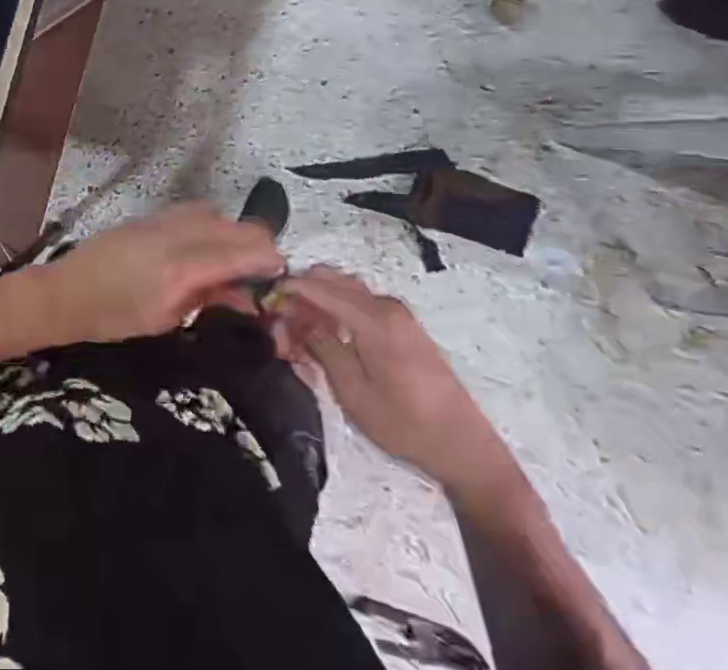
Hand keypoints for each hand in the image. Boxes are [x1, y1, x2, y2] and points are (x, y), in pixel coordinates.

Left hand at [27, 204, 283, 345]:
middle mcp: (174, 237)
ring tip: (231, 260)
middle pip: (236, 227)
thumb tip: (246, 295)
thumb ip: (209, 301)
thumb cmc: (112, 318)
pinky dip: (208, 225)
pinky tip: (202, 248)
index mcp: (181, 269)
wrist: (64, 294)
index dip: (270, 262)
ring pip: (214, 214)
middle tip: (260, 273)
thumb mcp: (166, 319)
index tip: (280, 278)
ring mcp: (158, 222)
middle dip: (258, 246)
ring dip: (233, 233)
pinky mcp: (145, 218)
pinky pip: (190, 212)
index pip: (243, 252)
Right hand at [271, 267, 518, 495]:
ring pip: (344, 289)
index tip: (261, 305)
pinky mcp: (403, 328)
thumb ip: (320, 346)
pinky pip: (359, 303)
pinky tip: (324, 337)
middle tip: (279, 322)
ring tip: (298, 332)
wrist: (465, 449)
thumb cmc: (404, 424)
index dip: (285, 290)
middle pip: (331, 279)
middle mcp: (387, 307)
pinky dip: (335, 310)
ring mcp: (398, 316)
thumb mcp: (351, 390)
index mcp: (374, 319)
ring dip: (317, 301)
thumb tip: (293, 317)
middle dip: (300, 293)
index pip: (317, 287)